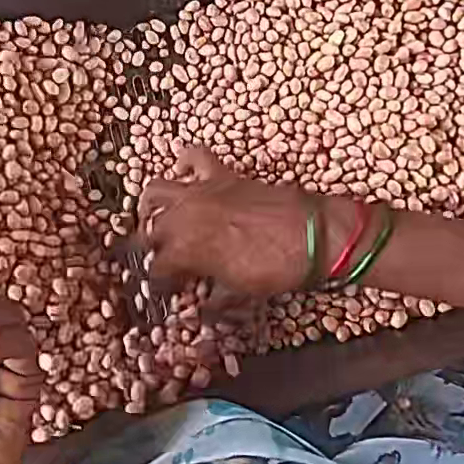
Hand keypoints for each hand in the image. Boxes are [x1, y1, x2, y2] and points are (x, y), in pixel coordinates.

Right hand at [138, 146, 320, 296]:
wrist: (312, 235)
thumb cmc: (275, 269)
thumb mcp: (240, 292)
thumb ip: (213, 297)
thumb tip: (203, 306)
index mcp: (185, 249)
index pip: (157, 268)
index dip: (161, 282)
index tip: (169, 289)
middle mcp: (184, 217)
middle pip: (151, 230)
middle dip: (154, 247)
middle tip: (166, 259)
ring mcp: (201, 192)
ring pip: (156, 191)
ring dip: (153, 206)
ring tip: (159, 217)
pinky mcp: (221, 176)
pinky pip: (194, 157)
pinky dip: (185, 162)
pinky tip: (184, 172)